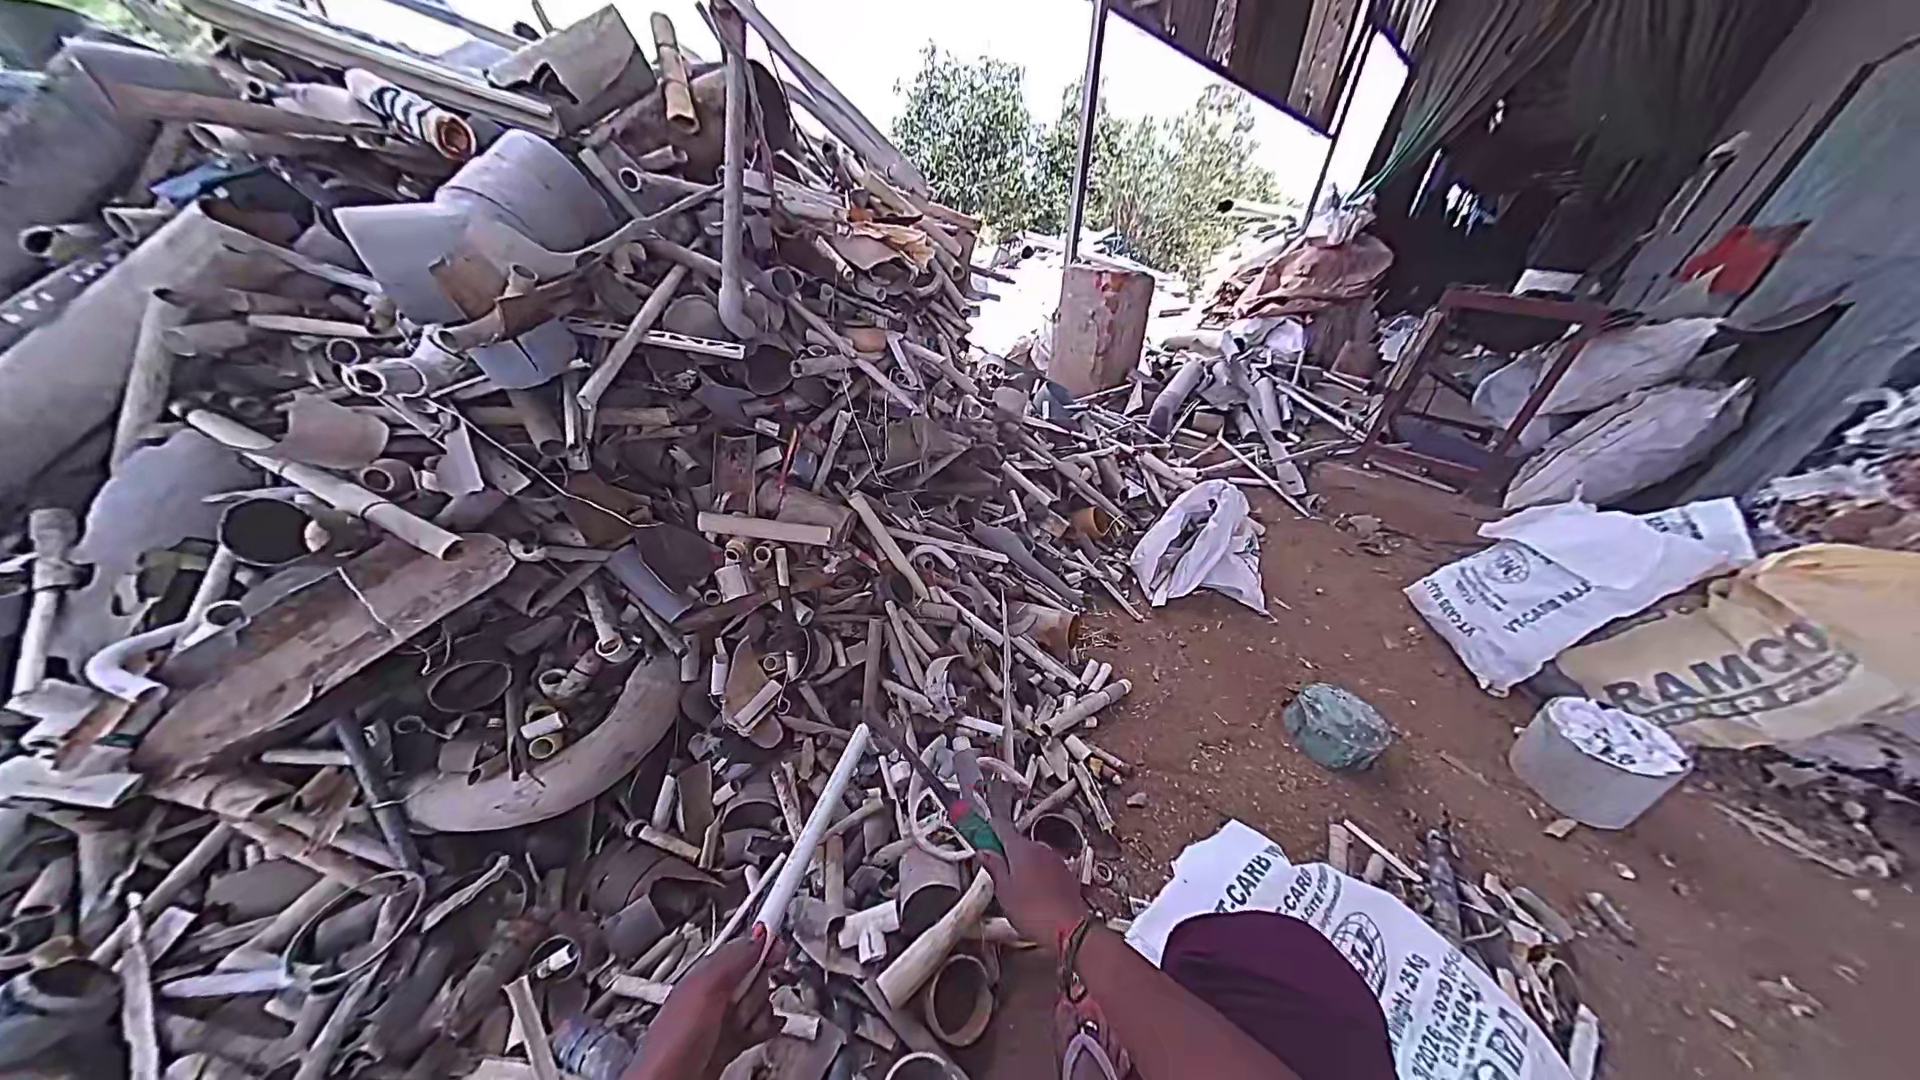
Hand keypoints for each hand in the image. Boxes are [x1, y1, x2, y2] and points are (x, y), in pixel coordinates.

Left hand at [623, 931, 785, 1079]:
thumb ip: (734, 959)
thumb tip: (761, 933)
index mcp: (707, 972)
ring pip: (760, 1001)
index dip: (764, 945)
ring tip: (747, 1024)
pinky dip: (766, 1025)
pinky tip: (765, 1028)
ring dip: (761, 1010)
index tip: (778, 949)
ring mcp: (723, 1019)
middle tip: (746, 1001)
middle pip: (757, 974)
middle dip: (760, 986)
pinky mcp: (730, 1043)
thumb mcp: (705, 990)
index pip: (744, 946)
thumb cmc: (672, 1045)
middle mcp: (716, 993)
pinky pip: (758, 1025)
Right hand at [980, 814, 1091, 952]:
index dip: (990, 827)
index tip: (983, 831)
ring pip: (1032, 852)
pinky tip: (1033, 890)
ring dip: (1022, 861)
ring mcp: (1053, 857)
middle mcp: (1039, 847)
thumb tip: (984, 854)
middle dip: (1005, 850)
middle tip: (995, 867)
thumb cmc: (1036, 914)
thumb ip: (994, 868)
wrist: (1071, 930)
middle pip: (1017, 840)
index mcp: (1020, 849)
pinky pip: (1045, 863)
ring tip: (1015, 885)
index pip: (1002, 826)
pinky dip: (1037, 870)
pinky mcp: (1064, 870)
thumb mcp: (1005, 893)